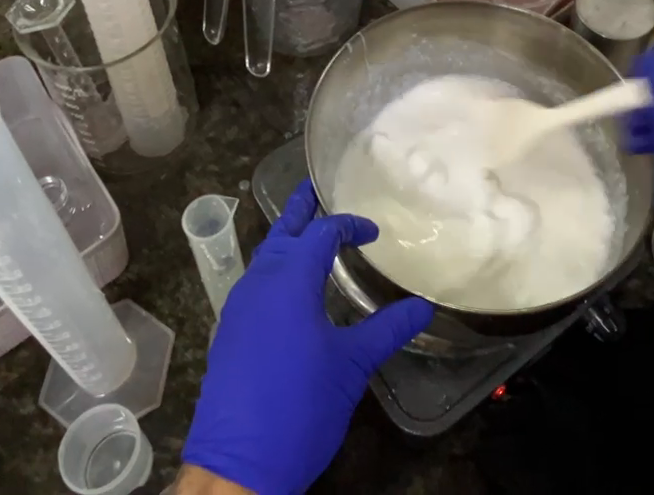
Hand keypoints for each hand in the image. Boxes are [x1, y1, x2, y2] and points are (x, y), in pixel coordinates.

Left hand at [182, 181, 433, 494]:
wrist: (237, 464)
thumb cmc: (300, 405)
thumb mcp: (351, 365)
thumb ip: (387, 329)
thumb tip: (423, 307)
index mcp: (289, 280)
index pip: (320, 233)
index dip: (348, 225)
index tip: (373, 233)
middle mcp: (260, 283)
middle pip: (283, 233)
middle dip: (301, 211)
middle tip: (316, 189)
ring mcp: (240, 307)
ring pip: (265, 257)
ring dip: (287, 240)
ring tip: (309, 235)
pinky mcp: (231, 332)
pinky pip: (256, 283)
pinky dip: (275, 268)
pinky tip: (291, 288)